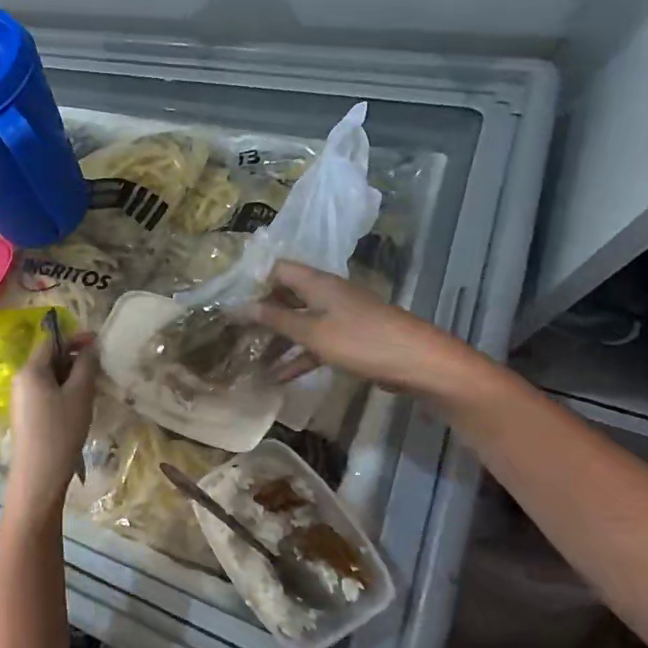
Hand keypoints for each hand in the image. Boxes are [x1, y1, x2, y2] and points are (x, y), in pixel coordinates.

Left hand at [7, 329, 97, 507]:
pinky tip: (78, 406)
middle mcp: (20, 380)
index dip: (74, 338)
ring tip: (92, 388)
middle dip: (74, 359)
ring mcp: (21, 398)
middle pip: (48, 359)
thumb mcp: (80, 394)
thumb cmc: (61, 430)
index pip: (51, 341)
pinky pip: (45, 393)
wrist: (39, 474)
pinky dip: (62, 391)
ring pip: (48, 377)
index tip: (97, 342)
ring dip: (70, 377)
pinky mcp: (25, 415)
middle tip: (99, 368)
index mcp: (30, 370)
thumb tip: (89, 348)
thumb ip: (86, 366)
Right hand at [248, 261, 493, 400]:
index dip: (252, 279)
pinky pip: (313, 344)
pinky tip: (276, 378)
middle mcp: (327, 294)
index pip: (277, 269)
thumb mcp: (311, 331)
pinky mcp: (348, 339)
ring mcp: (338, 317)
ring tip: (247, 357)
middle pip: (285, 296)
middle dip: (259, 312)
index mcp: (318, 283)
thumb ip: (274, 318)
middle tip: (230, 329)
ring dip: (275, 339)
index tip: (227, 297)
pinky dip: (296, 358)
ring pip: (298, 322)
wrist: (419, 363)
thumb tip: (239, 306)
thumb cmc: (361, 341)